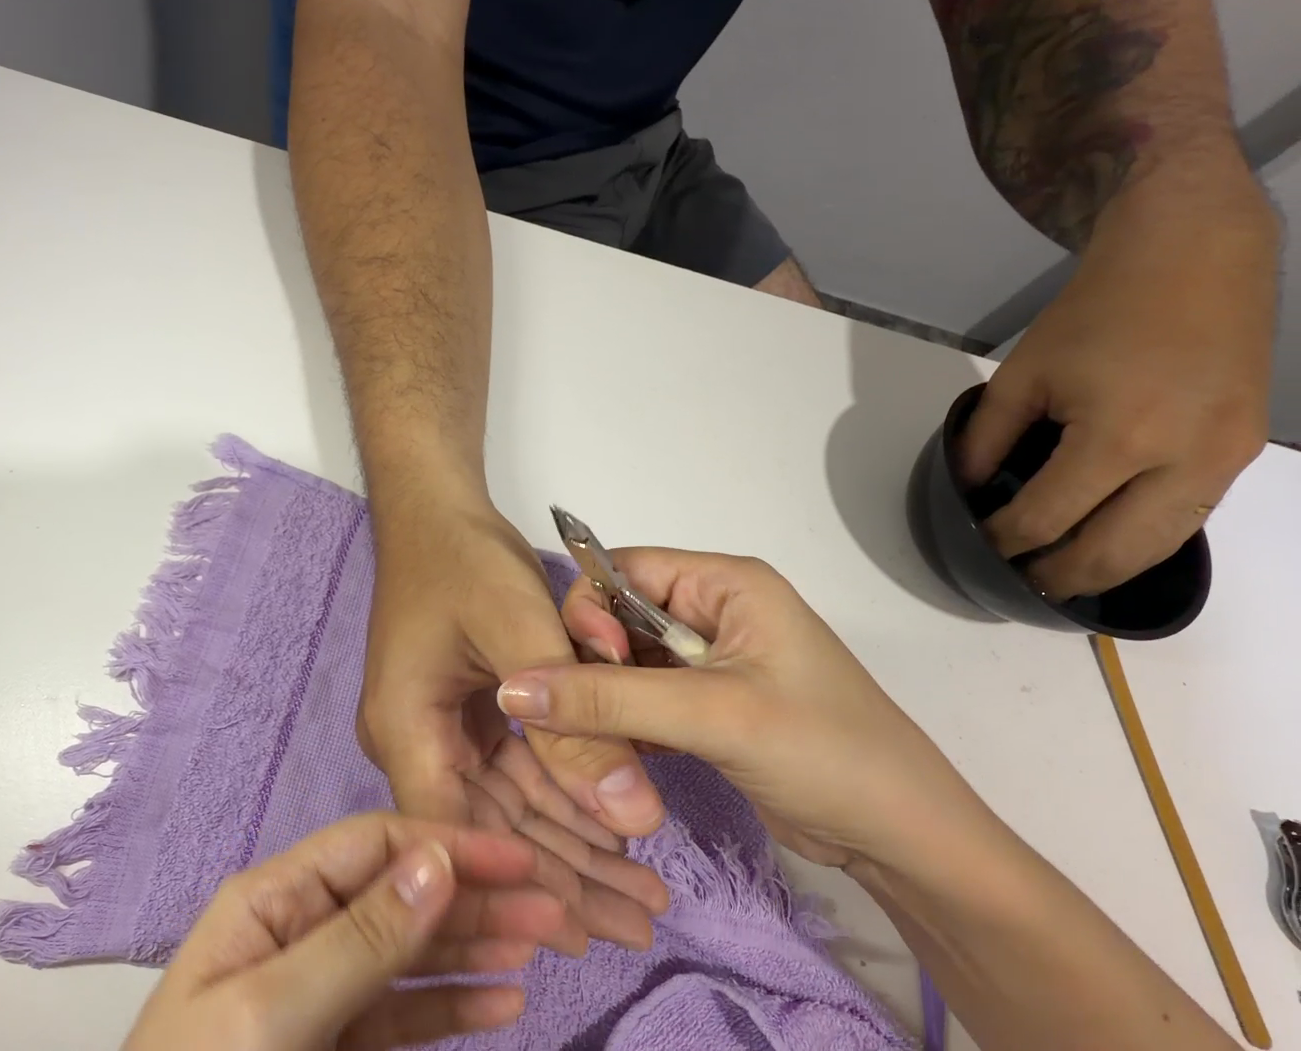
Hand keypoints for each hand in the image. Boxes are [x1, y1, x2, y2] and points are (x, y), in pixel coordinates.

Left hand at [122, 814, 562, 1050]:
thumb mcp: (276, 1008)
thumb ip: (360, 937)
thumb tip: (437, 861)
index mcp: (276, 899)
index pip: (374, 847)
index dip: (448, 845)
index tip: (521, 858)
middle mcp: (302, 930)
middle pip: (402, 897)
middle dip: (477, 899)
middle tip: (556, 914)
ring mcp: (321, 989)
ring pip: (412, 955)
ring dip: (477, 947)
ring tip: (543, 948)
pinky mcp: (337, 1043)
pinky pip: (405, 1014)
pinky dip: (454, 1006)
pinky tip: (504, 1003)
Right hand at [357, 495, 669, 947]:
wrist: (432, 510)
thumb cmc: (463, 560)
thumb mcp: (521, 629)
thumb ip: (577, 718)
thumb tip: (634, 819)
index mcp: (407, 728)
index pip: (458, 834)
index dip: (521, 887)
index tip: (586, 933)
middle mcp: (416, 742)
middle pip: (488, 829)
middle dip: (561, 875)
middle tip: (637, 923)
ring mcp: (440, 730)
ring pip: (509, 804)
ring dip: (571, 841)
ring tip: (639, 893)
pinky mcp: (466, 715)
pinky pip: (516, 769)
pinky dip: (564, 793)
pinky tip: (612, 825)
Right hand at [495, 549, 989, 870]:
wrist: (905, 842)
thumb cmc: (823, 753)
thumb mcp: (712, 715)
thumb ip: (606, 697)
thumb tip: (507, 689)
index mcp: (722, 584)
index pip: (618, 570)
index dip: (587, 612)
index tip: (588, 670)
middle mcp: (709, 613)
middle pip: (611, 619)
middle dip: (590, 665)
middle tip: (585, 718)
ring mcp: (705, 663)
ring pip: (618, 666)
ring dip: (600, 702)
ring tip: (594, 745)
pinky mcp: (701, 708)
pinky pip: (635, 701)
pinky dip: (616, 726)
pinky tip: (610, 757)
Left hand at [958, 176, 1275, 599]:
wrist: (1195, 260)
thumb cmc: (1095, 315)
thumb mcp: (1020, 379)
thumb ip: (986, 441)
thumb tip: (967, 490)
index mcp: (1120, 439)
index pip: (1047, 518)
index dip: (1004, 540)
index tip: (979, 546)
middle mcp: (1185, 459)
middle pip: (1115, 550)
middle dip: (1060, 575)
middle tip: (1019, 584)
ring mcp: (1226, 458)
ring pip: (1162, 544)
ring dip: (1107, 569)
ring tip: (1057, 577)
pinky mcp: (1245, 450)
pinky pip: (1190, 516)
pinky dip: (1145, 540)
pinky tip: (1106, 542)